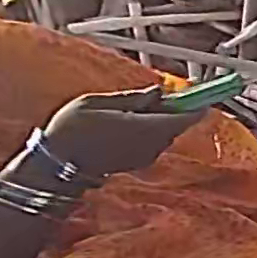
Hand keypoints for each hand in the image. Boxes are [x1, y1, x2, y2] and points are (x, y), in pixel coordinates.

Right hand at [39, 87, 204, 177]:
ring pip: (166, 133)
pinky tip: (127, 126)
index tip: (199, 94)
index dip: (196, 105)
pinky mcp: (142, 161)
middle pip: (178, 124)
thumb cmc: (72, 129)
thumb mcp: (96, 103)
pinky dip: (150, 131)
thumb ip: (133, 98)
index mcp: (146, 127)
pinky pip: (155, 142)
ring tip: (132, 111)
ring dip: (160, 120)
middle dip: (174, 109)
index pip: (186, 117)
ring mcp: (149, 155)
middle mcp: (153, 143)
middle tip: (157, 97)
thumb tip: (159, 92)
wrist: (57, 165)